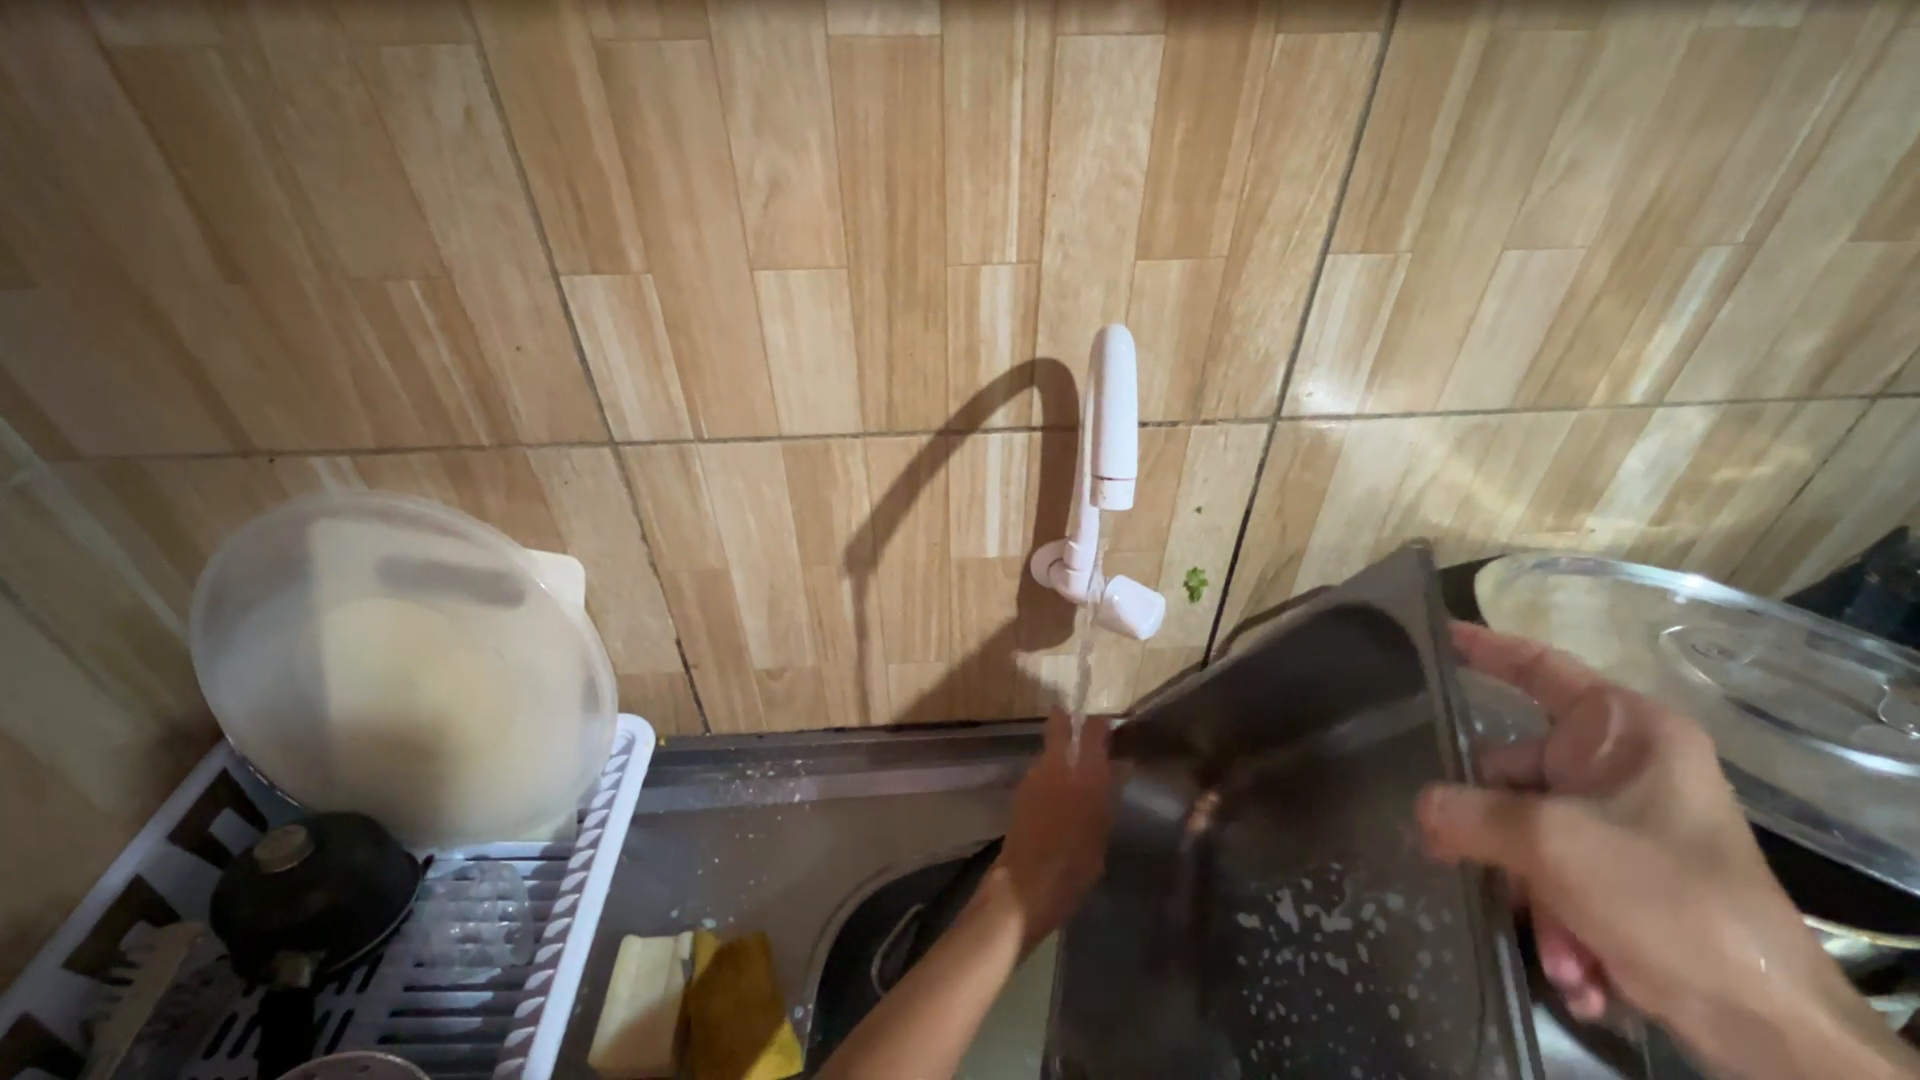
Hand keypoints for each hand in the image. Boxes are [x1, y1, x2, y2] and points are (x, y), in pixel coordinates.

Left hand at [993, 708, 1113, 949]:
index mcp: (1084, 772)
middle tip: (1088, 736)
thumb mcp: (1103, 829)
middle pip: (1059, 726)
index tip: (1111, 730)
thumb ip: (1108, 794)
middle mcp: (1054, 765)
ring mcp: (1032, 777)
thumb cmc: (1075, 863)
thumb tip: (1118, 768)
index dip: (1101, 724)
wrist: (1025, 886)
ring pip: (1049, 751)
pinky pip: (1041, 774)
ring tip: (1080, 776)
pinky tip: (1062, 798)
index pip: (1092, 728)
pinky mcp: (1019, 794)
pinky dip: (1052, 777)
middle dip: (1070, 723)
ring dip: (1062, 756)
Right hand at [1418, 623, 1902, 1077]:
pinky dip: (1555, 924)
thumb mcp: (1551, 844)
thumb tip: (1421, 809)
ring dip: (1528, 896)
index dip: (1487, 650)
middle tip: (1461, 859)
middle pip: (1512, 771)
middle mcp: (1622, 769)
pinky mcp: (1621, 877)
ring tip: (1558, 945)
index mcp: (1627, 733)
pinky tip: (1578, 969)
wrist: (1766, 1023)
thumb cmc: (1668, 898)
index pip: (1542, 669)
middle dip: (1493, 832)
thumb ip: (1467, 813)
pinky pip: (1551, 880)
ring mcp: (1621, 824)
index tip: (1435, 637)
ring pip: (1523, 836)